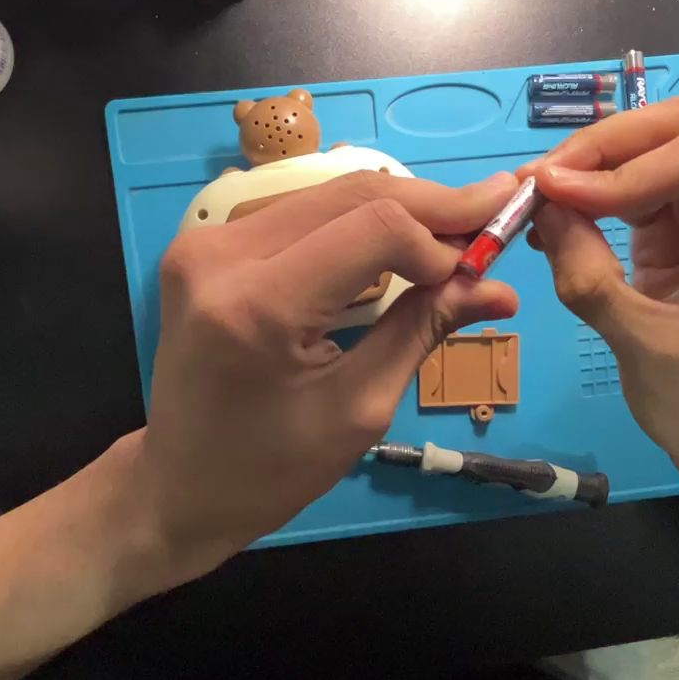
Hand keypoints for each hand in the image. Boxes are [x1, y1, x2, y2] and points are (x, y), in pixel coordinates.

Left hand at [128, 170, 519, 589]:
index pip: (373, 228)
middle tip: (492, 216)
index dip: (440, 237)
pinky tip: (395, 241)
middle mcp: (221, 254)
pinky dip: (354, 223)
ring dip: (396, 210)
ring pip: (326, 195)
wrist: (179, 485)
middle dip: (430, 207)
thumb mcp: (359, 408)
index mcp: (258, 306)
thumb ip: (423, 330)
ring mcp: (205, 243)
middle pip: (350, 195)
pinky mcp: (205, 245)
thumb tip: (498, 287)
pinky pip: (299, 213)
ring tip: (454, 234)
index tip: (482, 267)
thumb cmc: (271, 469)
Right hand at [519, 99, 678, 503]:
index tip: (556, 192)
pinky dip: (596, 192)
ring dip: (595, 165)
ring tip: (539, 192)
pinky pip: (642, 187)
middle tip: (542, 178)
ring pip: (660, 149)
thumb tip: (542, 207)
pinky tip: (557, 210)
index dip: (626, 167)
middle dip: (608, 149)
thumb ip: (589, 276)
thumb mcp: (641, 346)